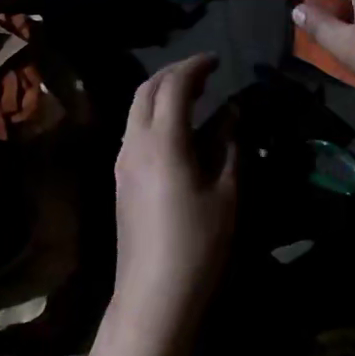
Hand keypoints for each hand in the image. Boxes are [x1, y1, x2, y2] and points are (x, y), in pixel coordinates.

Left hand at [113, 54, 236, 326]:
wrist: (153, 295)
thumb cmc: (198, 242)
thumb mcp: (226, 190)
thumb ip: (229, 143)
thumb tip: (232, 112)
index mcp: (163, 142)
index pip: (174, 86)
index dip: (196, 66)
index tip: (218, 60)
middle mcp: (135, 144)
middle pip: (146, 90)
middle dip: (175, 73)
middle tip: (205, 72)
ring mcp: (123, 162)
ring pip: (136, 109)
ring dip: (163, 92)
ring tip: (196, 94)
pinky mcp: (122, 179)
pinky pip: (136, 130)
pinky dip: (156, 114)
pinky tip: (181, 128)